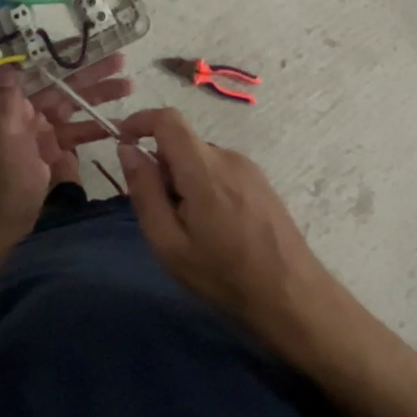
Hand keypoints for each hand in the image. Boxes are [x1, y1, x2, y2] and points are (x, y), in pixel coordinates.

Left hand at [0, 56, 133, 240]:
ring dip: (97, 97)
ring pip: (70, 107)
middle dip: (89, 75)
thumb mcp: (3, 142)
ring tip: (129, 86)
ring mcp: (35, 132)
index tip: (88, 44)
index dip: (61, 57)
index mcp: (2, 105)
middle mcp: (18, 112)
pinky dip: (94, 127)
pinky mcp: (48, 151)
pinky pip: (73, 133)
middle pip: (58, 86)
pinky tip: (119, 124)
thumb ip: (6, 103)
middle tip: (121, 61)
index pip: (34, 71)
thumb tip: (7, 64)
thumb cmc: (0, 184)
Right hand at [115, 108, 330, 334]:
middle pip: (182, 143)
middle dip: (161, 166)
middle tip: (159, 212)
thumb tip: (128, 150)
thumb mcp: (168, 242)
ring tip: (189, 228)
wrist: (293, 297)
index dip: (140, 121)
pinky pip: (220, 171)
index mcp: (204, 169)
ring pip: (200, 159)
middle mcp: (229, 158)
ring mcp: (250, 169)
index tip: (123, 142)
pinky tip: (214, 228)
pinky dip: (204, 187)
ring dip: (183, 180)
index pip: (168, 119)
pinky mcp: (262, 183)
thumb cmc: (223, 275)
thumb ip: (145, 191)